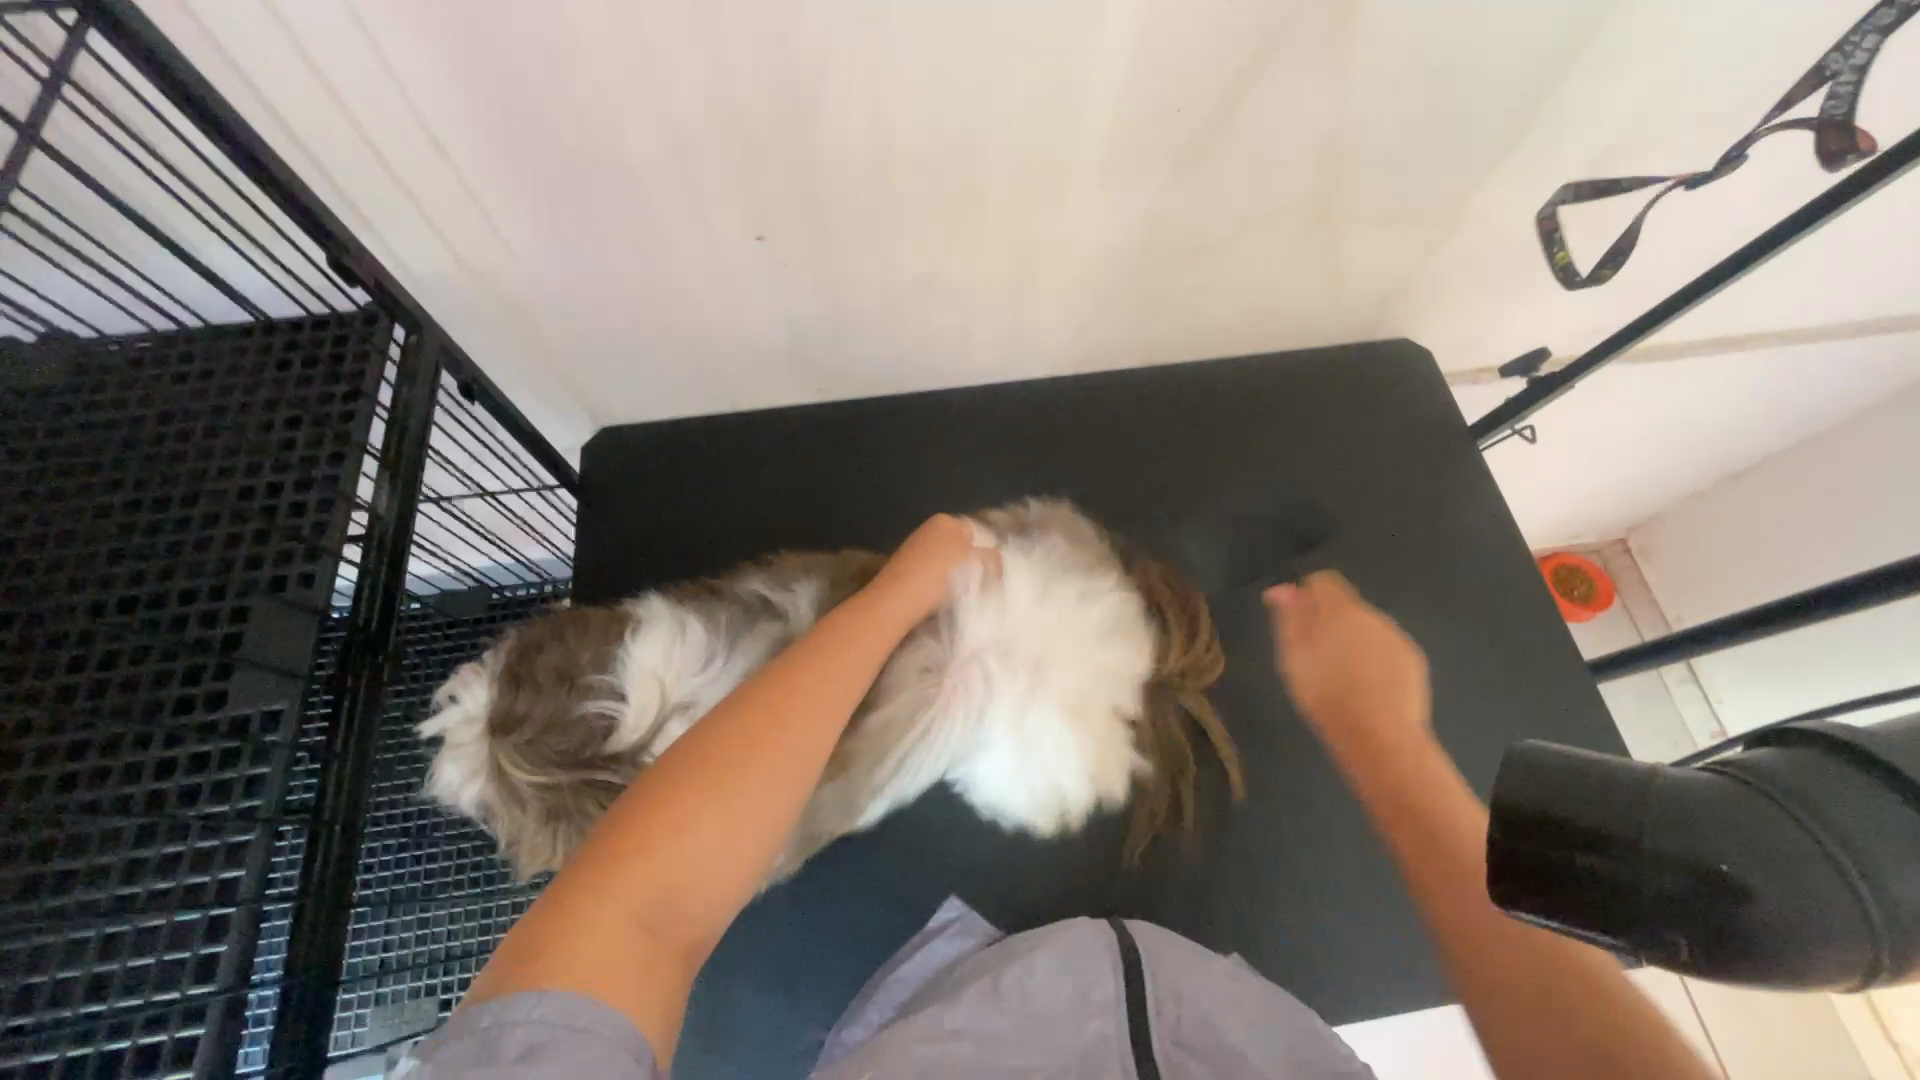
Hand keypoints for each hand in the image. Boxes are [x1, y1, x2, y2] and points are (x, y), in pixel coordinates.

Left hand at [866, 514, 998, 623]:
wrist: (897, 600)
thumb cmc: (942, 576)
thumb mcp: (978, 565)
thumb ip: (994, 559)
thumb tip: (998, 561)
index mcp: (947, 521)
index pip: (978, 533)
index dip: (989, 552)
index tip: (995, 575)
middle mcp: (929, 529)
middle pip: (961, 547)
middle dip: (972, 564)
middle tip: (983, 586)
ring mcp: (914, 548)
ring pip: (946, 562)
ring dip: (956, 577)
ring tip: (963, 595)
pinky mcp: (904, 568)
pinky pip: (931, 574)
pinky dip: (938, 584)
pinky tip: (942, 599)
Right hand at [1263, 571, 1430, 756]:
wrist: (1379, 736)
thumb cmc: (1325, 694)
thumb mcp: (1293, 657)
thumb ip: (1289, 618)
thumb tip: (1282, 589)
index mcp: (1340, 611)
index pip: (1324, 581)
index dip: (1307, 594)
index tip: (1296, 618)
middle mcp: (1373, 615)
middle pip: (1346, 606)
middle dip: (1329, 621)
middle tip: (1313, 654)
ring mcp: (1396, 638)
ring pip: (1367, 628)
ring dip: (1352, 640)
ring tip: (1339, 674)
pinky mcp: (1413, 660)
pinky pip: (1386, 648)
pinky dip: (1373, 658)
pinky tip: (1365, 686)